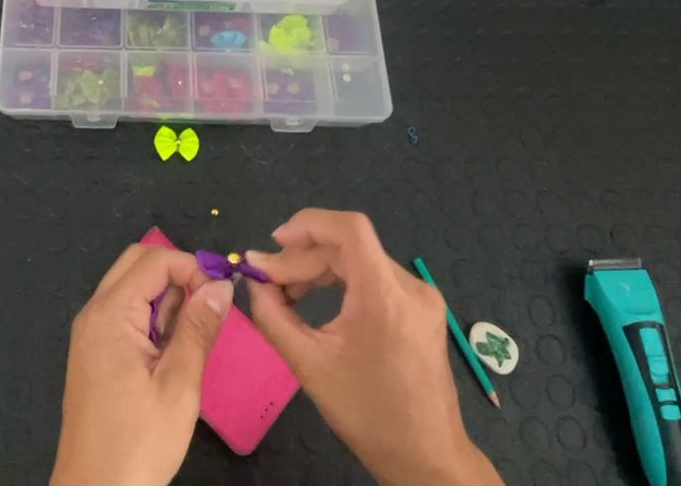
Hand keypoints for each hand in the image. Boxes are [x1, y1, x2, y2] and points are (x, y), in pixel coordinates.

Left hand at [52, 244, 234, 485]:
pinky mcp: (93, 350)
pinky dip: (149, 316)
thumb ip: (198, 328)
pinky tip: (167, 351)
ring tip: (186, 340)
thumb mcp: (179, 385)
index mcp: (110, 313)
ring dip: (164, 297)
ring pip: (131, 286)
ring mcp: (90, 331)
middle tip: (205, 312)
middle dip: (177, 275)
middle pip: (138, 263)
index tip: (220, 296)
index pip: (154, 259)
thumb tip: (220, 284)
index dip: (192, 267)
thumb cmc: (139, 442)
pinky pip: (123, 311)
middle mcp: (94, 312)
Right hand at [245, 210, 502, 485]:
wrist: (427, 457)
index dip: (307, 224)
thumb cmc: (367, 414)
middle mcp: (409, 286)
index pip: (349, 229)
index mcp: (385, 296)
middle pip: (347, 246)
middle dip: (302, 258)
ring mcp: (420, 296)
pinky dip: (340, 280)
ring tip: (285, 292)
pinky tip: (316, 298)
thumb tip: (253, 281)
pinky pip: (373, 276)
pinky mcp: (420, 308)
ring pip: (359, 259)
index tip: (273, 244)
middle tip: (265, 280)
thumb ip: (273, 316)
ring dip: (319, 268)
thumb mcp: (308, 364)